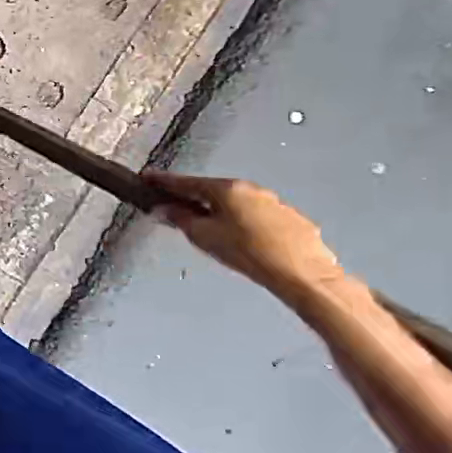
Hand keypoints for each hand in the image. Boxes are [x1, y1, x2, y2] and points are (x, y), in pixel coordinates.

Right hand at [143, 171, 343, 301]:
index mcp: (226, 189)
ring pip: (238, 204)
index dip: (164, 182)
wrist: (303, 274)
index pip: (187, 182)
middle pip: (214, 191)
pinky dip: (246, 224)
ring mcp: (274, 202)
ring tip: (216, 234)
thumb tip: (163, 208)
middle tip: (180, 212)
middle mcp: (251, 189)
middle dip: (195, 199)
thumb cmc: (249, 253)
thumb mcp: (205, 237)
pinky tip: (247, 243)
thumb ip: (181, 219)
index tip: (148, 178)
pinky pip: (259, 216)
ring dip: (222, 213)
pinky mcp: (291, 219)